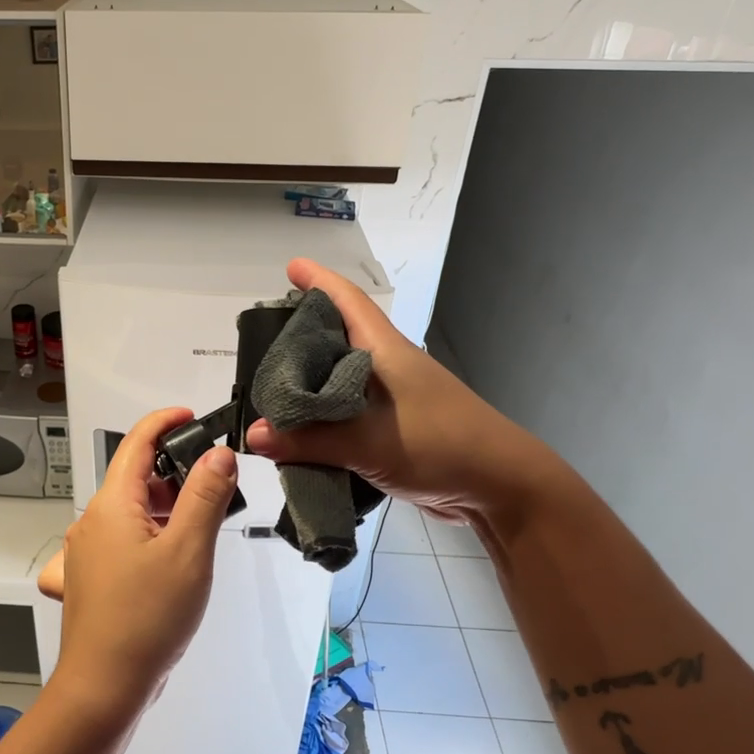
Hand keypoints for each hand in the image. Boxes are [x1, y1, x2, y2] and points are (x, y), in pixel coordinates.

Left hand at [37, 407, 238, 710]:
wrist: (104, 686)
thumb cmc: (145, 620)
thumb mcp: (189, 552)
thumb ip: (205, 497)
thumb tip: (218, 454)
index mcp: (112, 505)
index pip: (137, 442)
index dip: (165, 422)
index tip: (195, 416)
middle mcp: (93, 523)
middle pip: (135, 477)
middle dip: (176, 473)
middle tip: (215, 489)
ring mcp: (89, 552)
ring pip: (131, 512)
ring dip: (166, 508)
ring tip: (201, 529)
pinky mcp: (94, 578)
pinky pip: (124, 542)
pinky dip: (152, 537)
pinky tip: (172, 560)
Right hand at [243, 259, 564, 533]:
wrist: (499, 485)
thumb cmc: (439, 444)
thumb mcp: (367, 443)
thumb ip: (308, 440)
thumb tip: (254, 436)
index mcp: (384, 351)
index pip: (347, 302)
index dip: (319, 281)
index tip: (292, 267)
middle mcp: (387, 367)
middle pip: (339, 338)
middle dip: (303, 334)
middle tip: (264, 344)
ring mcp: (394, 399)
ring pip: (342, 379)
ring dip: (312, 381)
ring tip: (274, 390)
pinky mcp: (395, 429)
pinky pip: (350, 412)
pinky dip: (325, 416)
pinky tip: (303, 433)